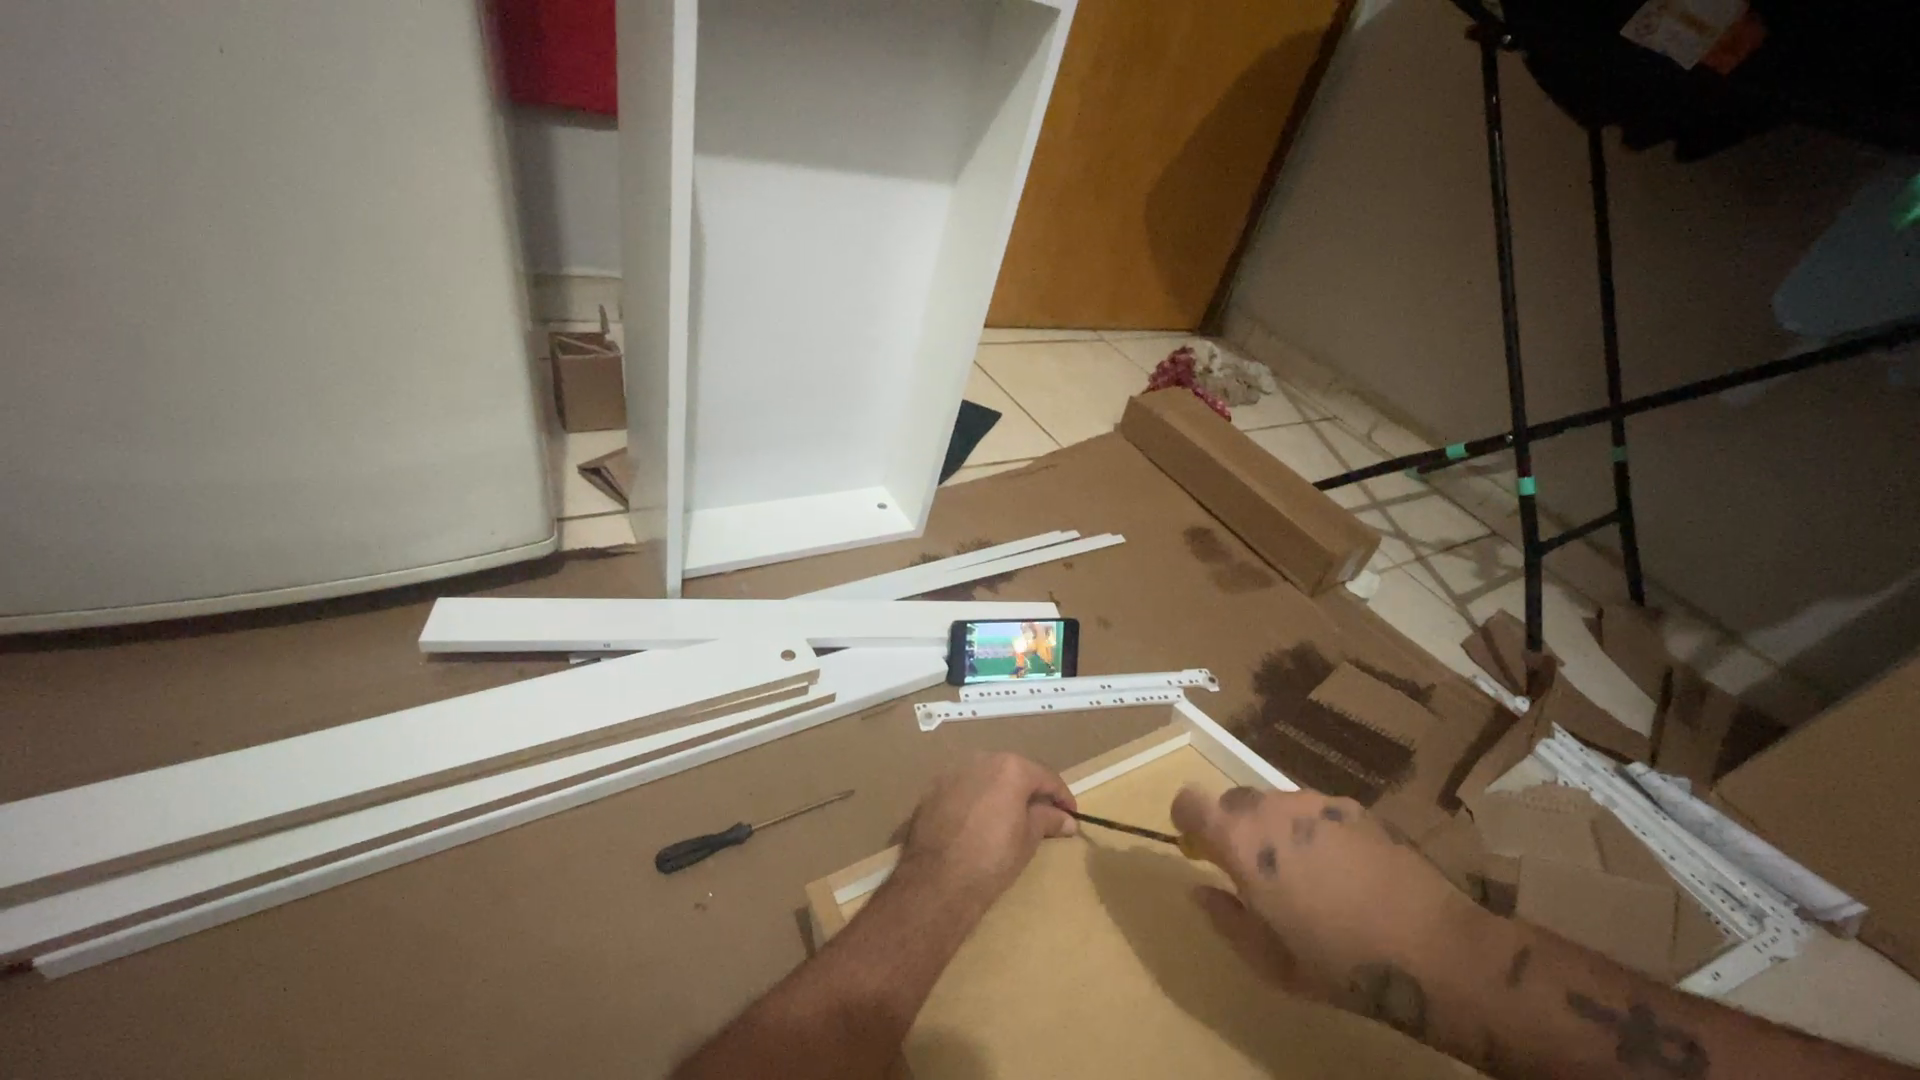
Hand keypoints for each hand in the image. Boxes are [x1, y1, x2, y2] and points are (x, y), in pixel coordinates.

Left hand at [895, 753, 1077, 912]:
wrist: (936, 881)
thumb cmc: (992, 859)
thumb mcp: (1028, 840)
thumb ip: (1048, 820)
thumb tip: (1067, 819)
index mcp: (1010, 768)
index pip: (1046, 777)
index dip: (1062, 797)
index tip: (1071, 815)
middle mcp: (981, 760)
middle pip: (1014, 772)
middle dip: (1030, 791)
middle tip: (1042, 815)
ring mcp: (952, 772)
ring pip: (986, 777)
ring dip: (1000, 793)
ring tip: (1010, 818)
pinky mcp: (931, 789)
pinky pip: (963, 789)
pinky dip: (976, 800)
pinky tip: (978, 822)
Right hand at [1171, 785, 1488, 1030]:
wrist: (1434, 948)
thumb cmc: (1338, 963)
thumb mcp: (1268, 961)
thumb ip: (1225, 919)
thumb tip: (1200, 890)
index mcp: (1241, 841)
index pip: (1190, 801)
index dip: (1187, 821)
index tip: (1199, 849)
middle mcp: (1273, 808)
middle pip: (1234, 802)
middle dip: (1233, 829)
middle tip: (1254, 873)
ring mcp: (1318, 802)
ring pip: (1277, 804)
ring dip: (1275, 830)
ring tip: (1305, 876)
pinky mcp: (1357, 808)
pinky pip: (1317, 812)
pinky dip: (1314, 832)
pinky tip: (1344, 872)